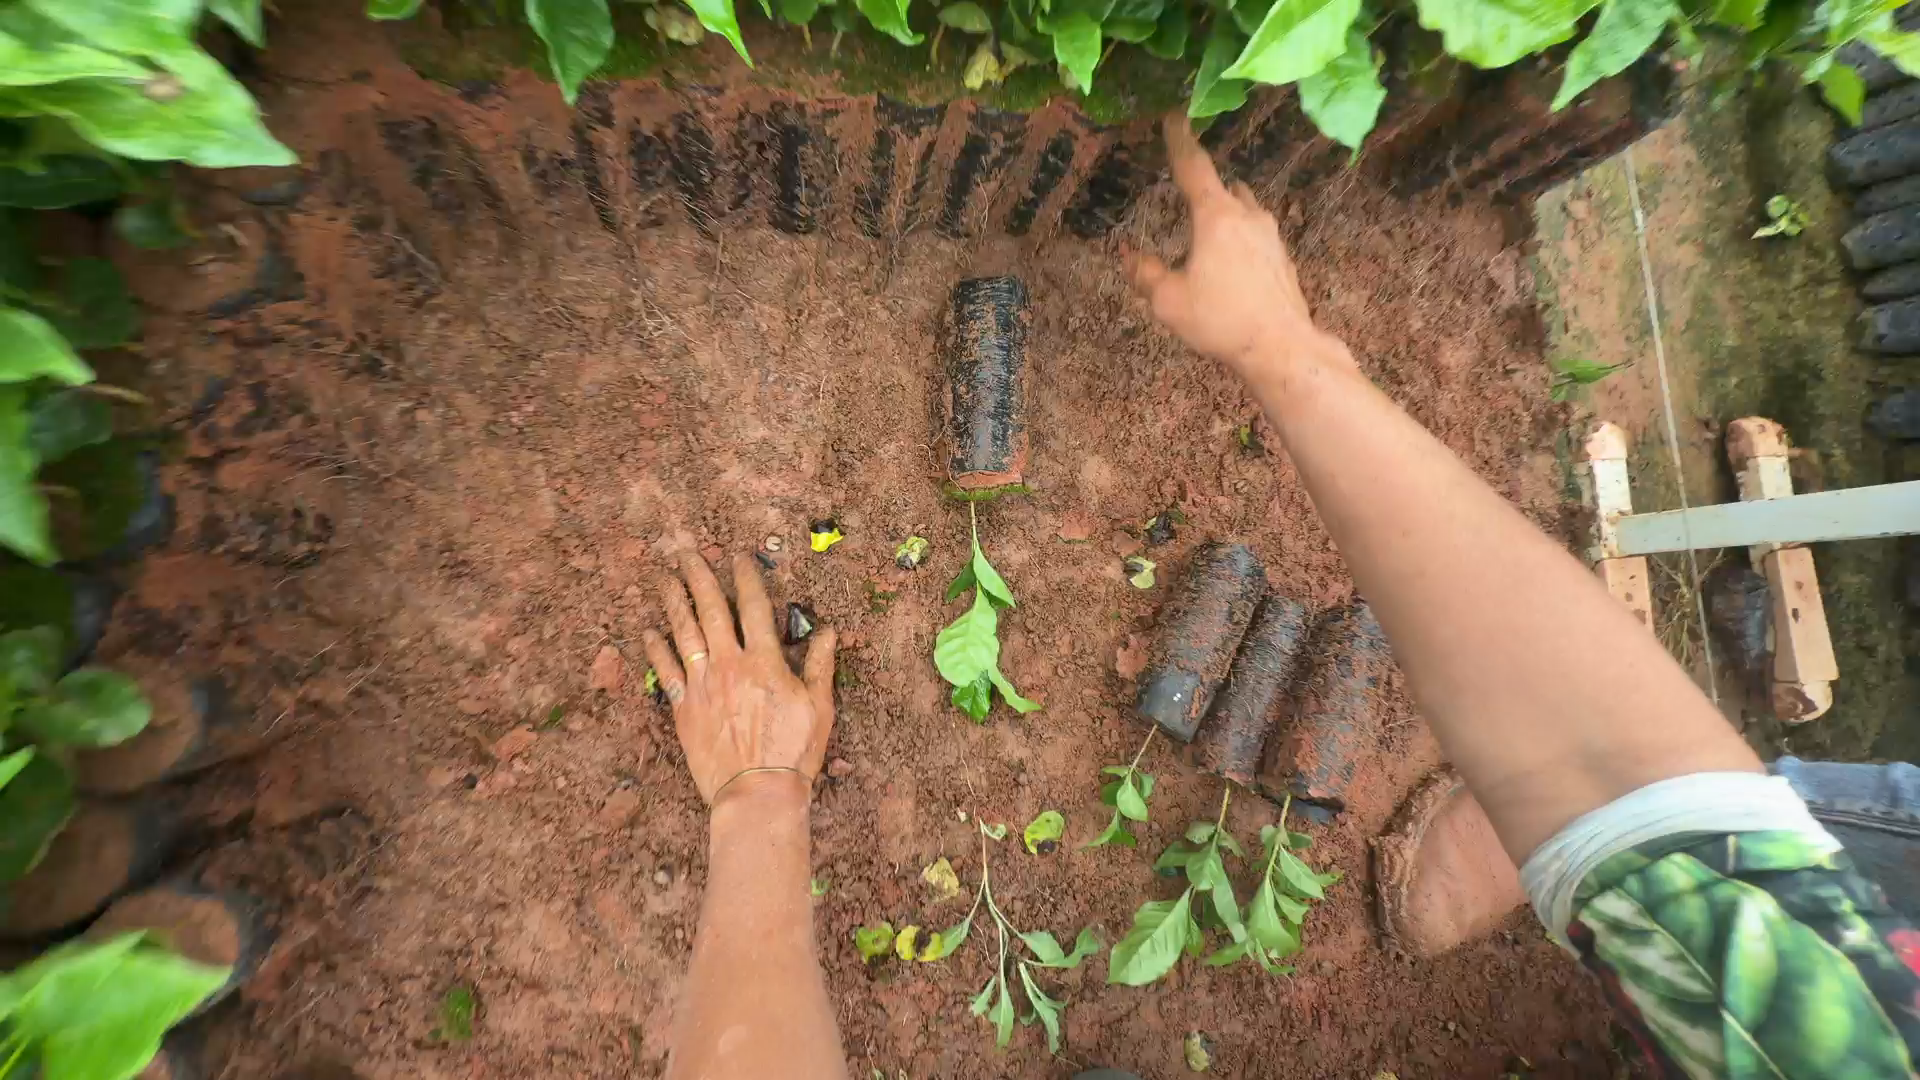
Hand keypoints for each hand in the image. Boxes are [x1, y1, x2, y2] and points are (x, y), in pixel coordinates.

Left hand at [643, 553, 837, 807]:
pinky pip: (667, 671)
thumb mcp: (820, 704)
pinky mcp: (684, 708)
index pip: (753, 608)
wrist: (756, 792)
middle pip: (710, 611)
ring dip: (673, 603)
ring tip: (666, 579)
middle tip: (686, 552)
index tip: (737, 557)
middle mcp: (729, 665)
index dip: (745, 578)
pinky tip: (650, 632)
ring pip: (683, 634)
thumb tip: (828, 631)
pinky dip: (657, 649)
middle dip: (698, 577)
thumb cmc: (794, 749)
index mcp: (764, 661)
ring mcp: (702, 685)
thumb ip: (821, 664)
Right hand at [1125, 116, 1327, 377]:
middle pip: (1224, 188)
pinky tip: (1228, 269)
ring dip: (1224, 216)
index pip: (1194, 167)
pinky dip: (1238, 240)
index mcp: (1216, 217)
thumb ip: (1145, 274)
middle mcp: (1247, 216)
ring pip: (1243, 210)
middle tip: (1187, 197)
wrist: (1279, 345)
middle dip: (1206, 189)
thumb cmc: (1220, 320)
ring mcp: (1270, 235)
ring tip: (1205, 240)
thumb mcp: (1169, 301)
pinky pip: (1255, 236)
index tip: (1174, 117)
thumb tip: (1128, 255)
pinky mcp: (1281, 257)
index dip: (1180, 141)